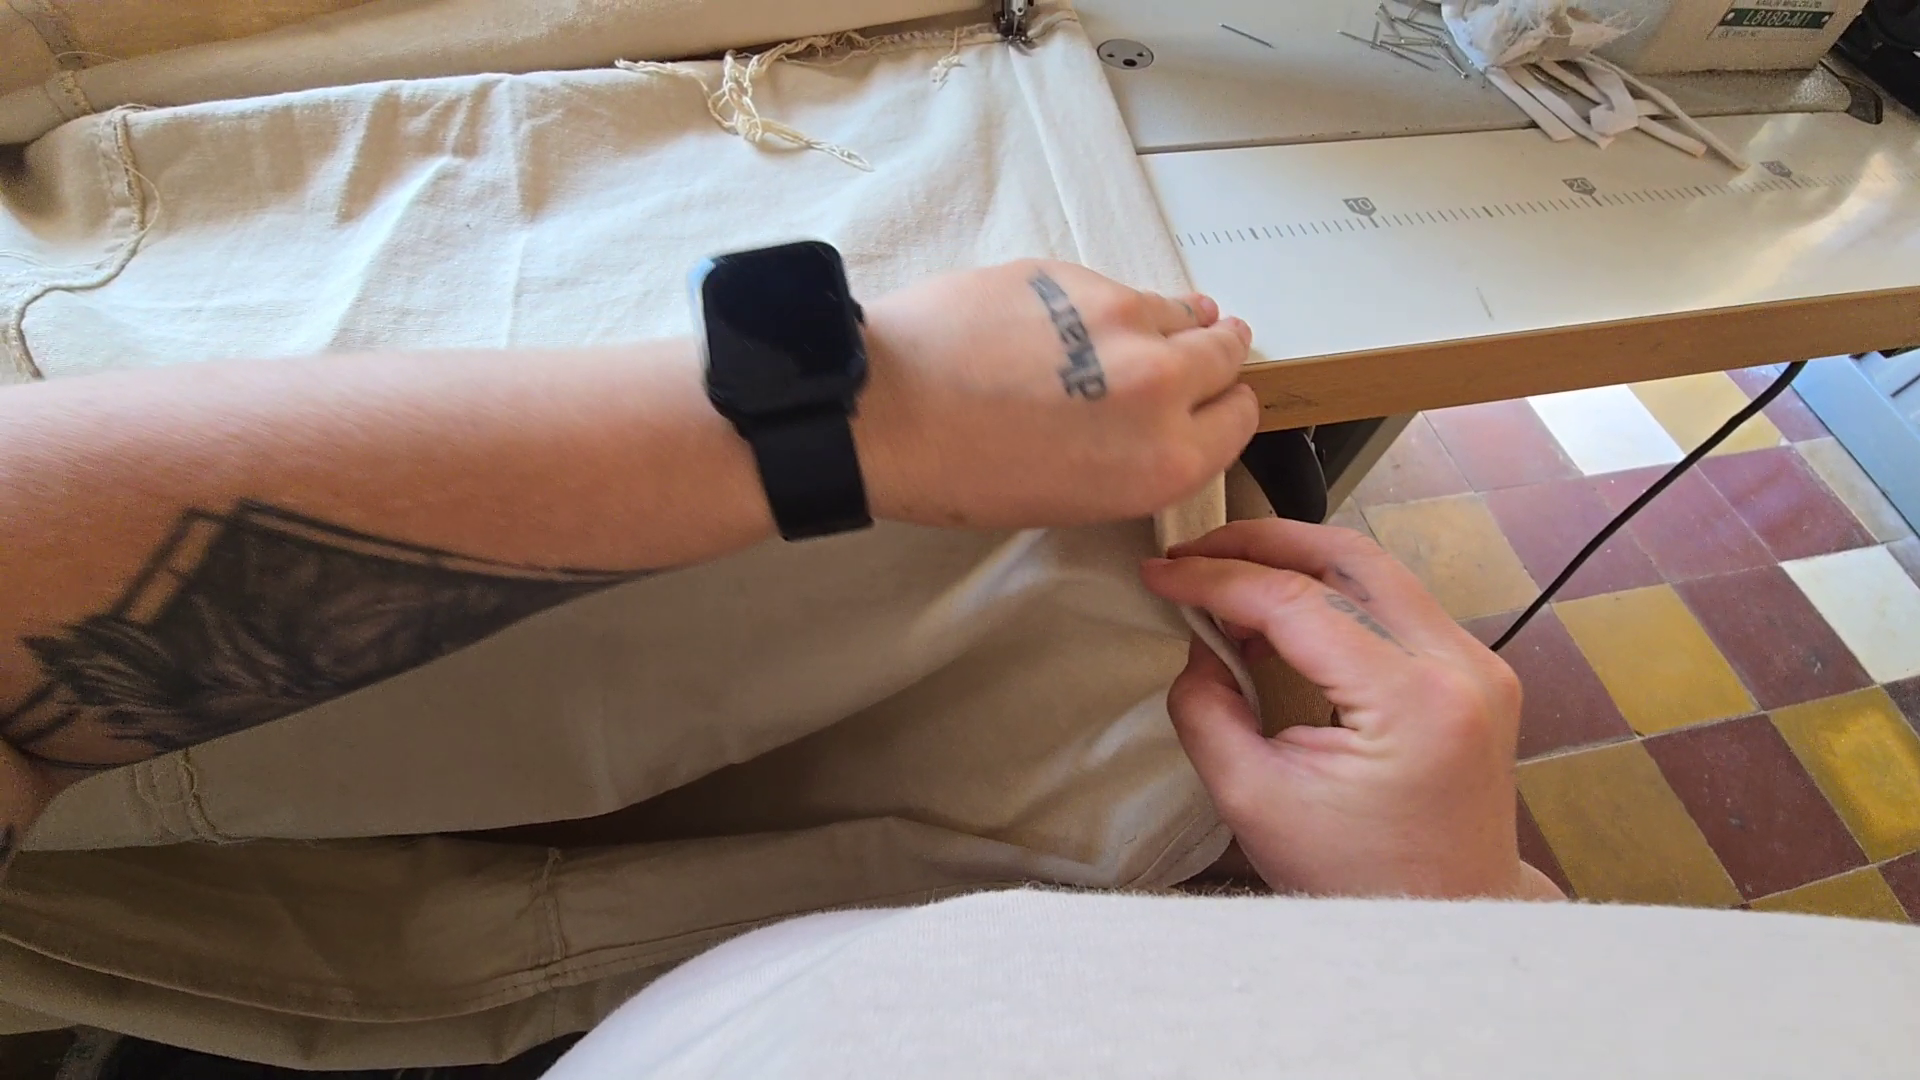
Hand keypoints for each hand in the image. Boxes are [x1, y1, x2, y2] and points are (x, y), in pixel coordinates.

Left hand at [854, 259, 1258, 527]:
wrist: (887, 412)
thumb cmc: (966, 478)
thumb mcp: (1072, 499)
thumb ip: (1137, 456)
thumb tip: (1159, 416)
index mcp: (1163, 462)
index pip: (1239, 419)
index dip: (1223, 410)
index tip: (1208, 403)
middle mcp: (1162, 387)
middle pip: (1225, 351)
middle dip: (1212, 356)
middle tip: (1190, 355)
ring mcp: (1119, 319)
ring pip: (1180, 309)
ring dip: (1169, 323)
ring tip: (1133, 335)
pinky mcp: (1074, 274)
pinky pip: (1116, 290)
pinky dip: (1108, 306)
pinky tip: (1066, 323)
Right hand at [1139, 519, 1563, 899]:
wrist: (1444, 913)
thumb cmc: (1348, 872)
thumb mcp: (1247, 796)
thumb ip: (1204, 706)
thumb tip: (1203, 641)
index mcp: (1411, 700)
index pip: (1294, 602)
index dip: (1213, 579)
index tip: (1158, 575)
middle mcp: (1459, 662)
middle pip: (1345, 554)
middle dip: (1255, 541)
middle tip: (1190, 552)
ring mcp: (1474, 659)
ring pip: (1367, 564)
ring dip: (1286, 557)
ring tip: (1221, 577)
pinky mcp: (1466, 665)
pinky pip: (1382, 595)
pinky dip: (1317, 586)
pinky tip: (1271, 611)